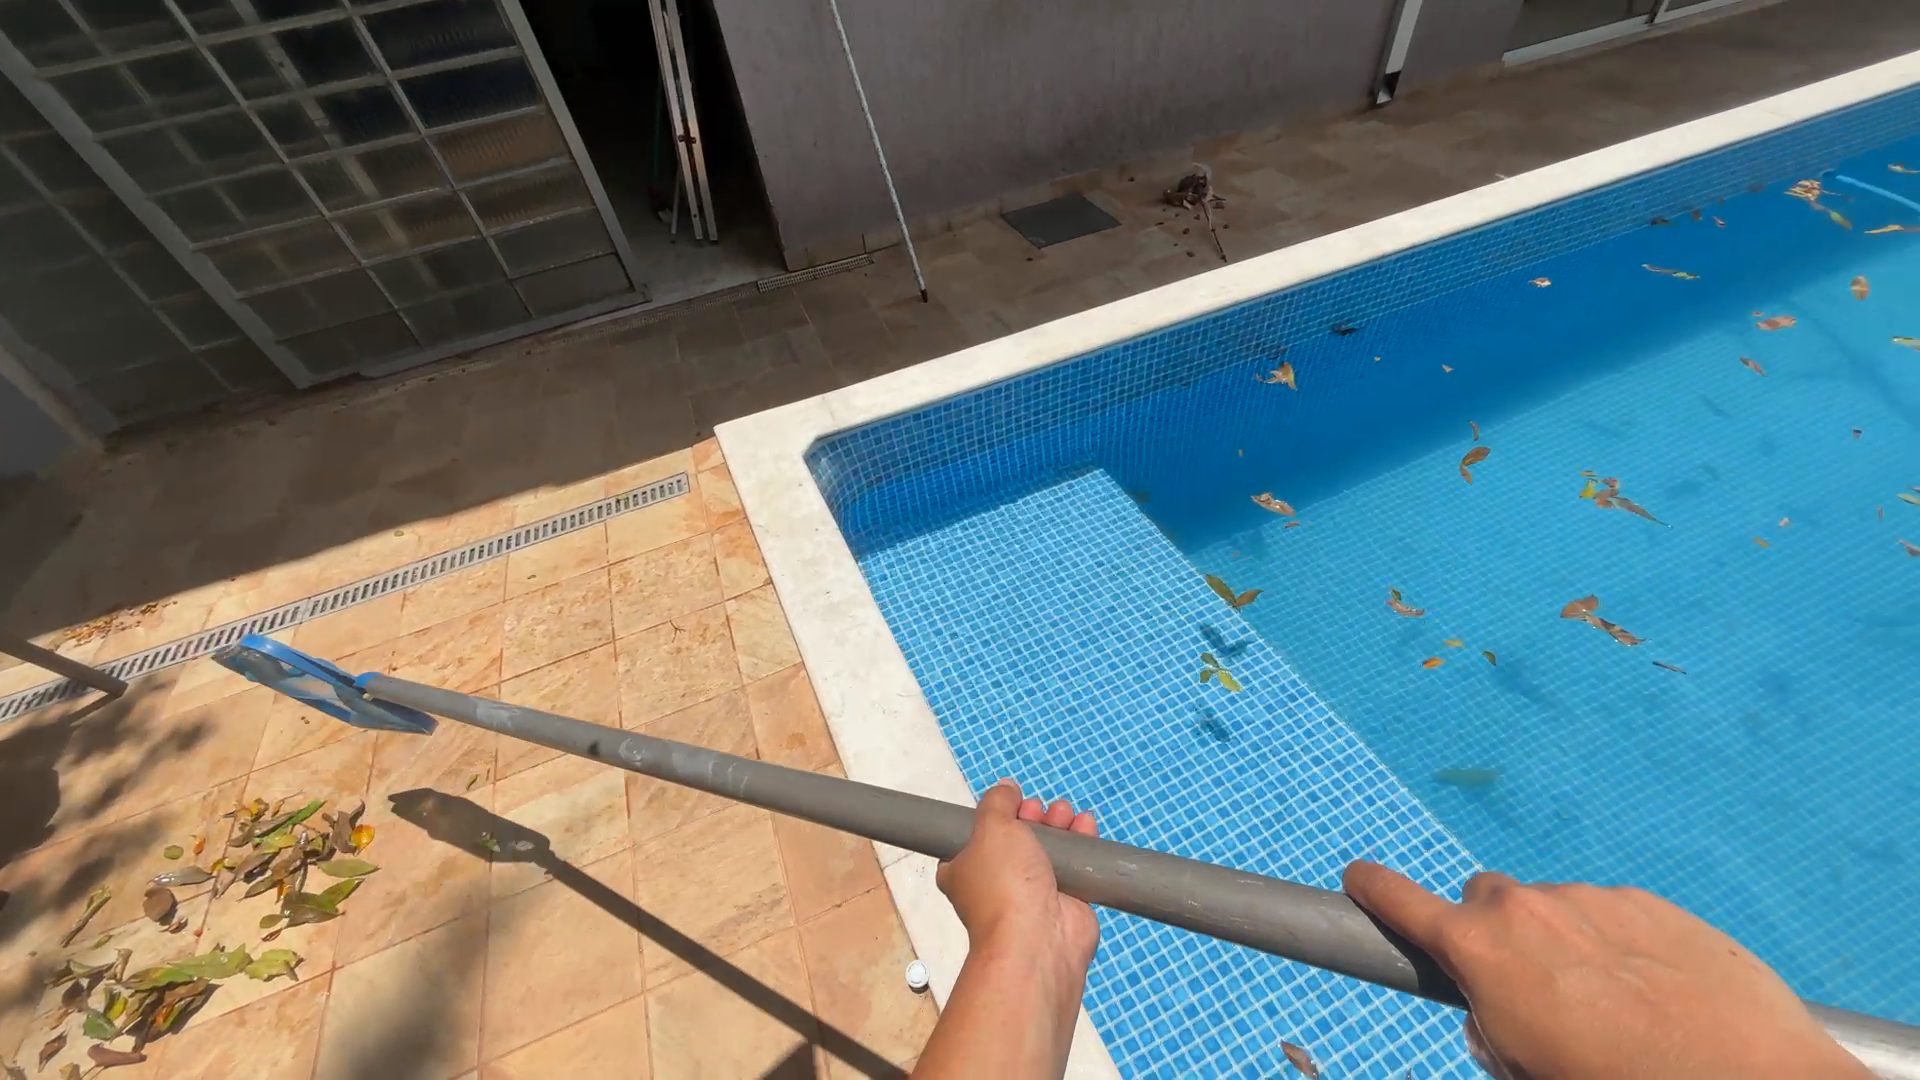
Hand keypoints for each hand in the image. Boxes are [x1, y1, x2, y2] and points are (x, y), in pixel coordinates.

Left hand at [915, 781, 1099, 1079]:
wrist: (1037, 940)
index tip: (1013, 803)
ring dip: (1058, 825)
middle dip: (1031, 817)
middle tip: (1041, 808)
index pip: (978, 835)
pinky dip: (1080, 842)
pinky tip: (1086, 824)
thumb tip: (1006, 787)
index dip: (997, 815)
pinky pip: (1073, 865)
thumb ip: (997, 802)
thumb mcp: (991, 826)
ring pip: (1046, 849)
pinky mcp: (1064, 902)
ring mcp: (1031, 894)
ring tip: (1066, 812)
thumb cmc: (1003, 882)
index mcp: (964, 869)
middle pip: (1016, 839)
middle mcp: (995, 883)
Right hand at [1343, 862, 1871, 1079]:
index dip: (1369, 888)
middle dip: (1496, 934)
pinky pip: (1612, 915)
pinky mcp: (1646, 902)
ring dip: (1565, 944)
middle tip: (1540, 990)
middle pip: (1483, 899)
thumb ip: (1489, 1029)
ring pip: (1552, 911)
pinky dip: (1621, 945)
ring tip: (1622, 1005)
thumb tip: (1494, 1014)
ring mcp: (1584, 898)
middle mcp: (1519, 907)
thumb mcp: (1523, 1069)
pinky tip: (1663, 993)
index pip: (1394, 897)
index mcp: (1476, 947)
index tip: (1357, 879)